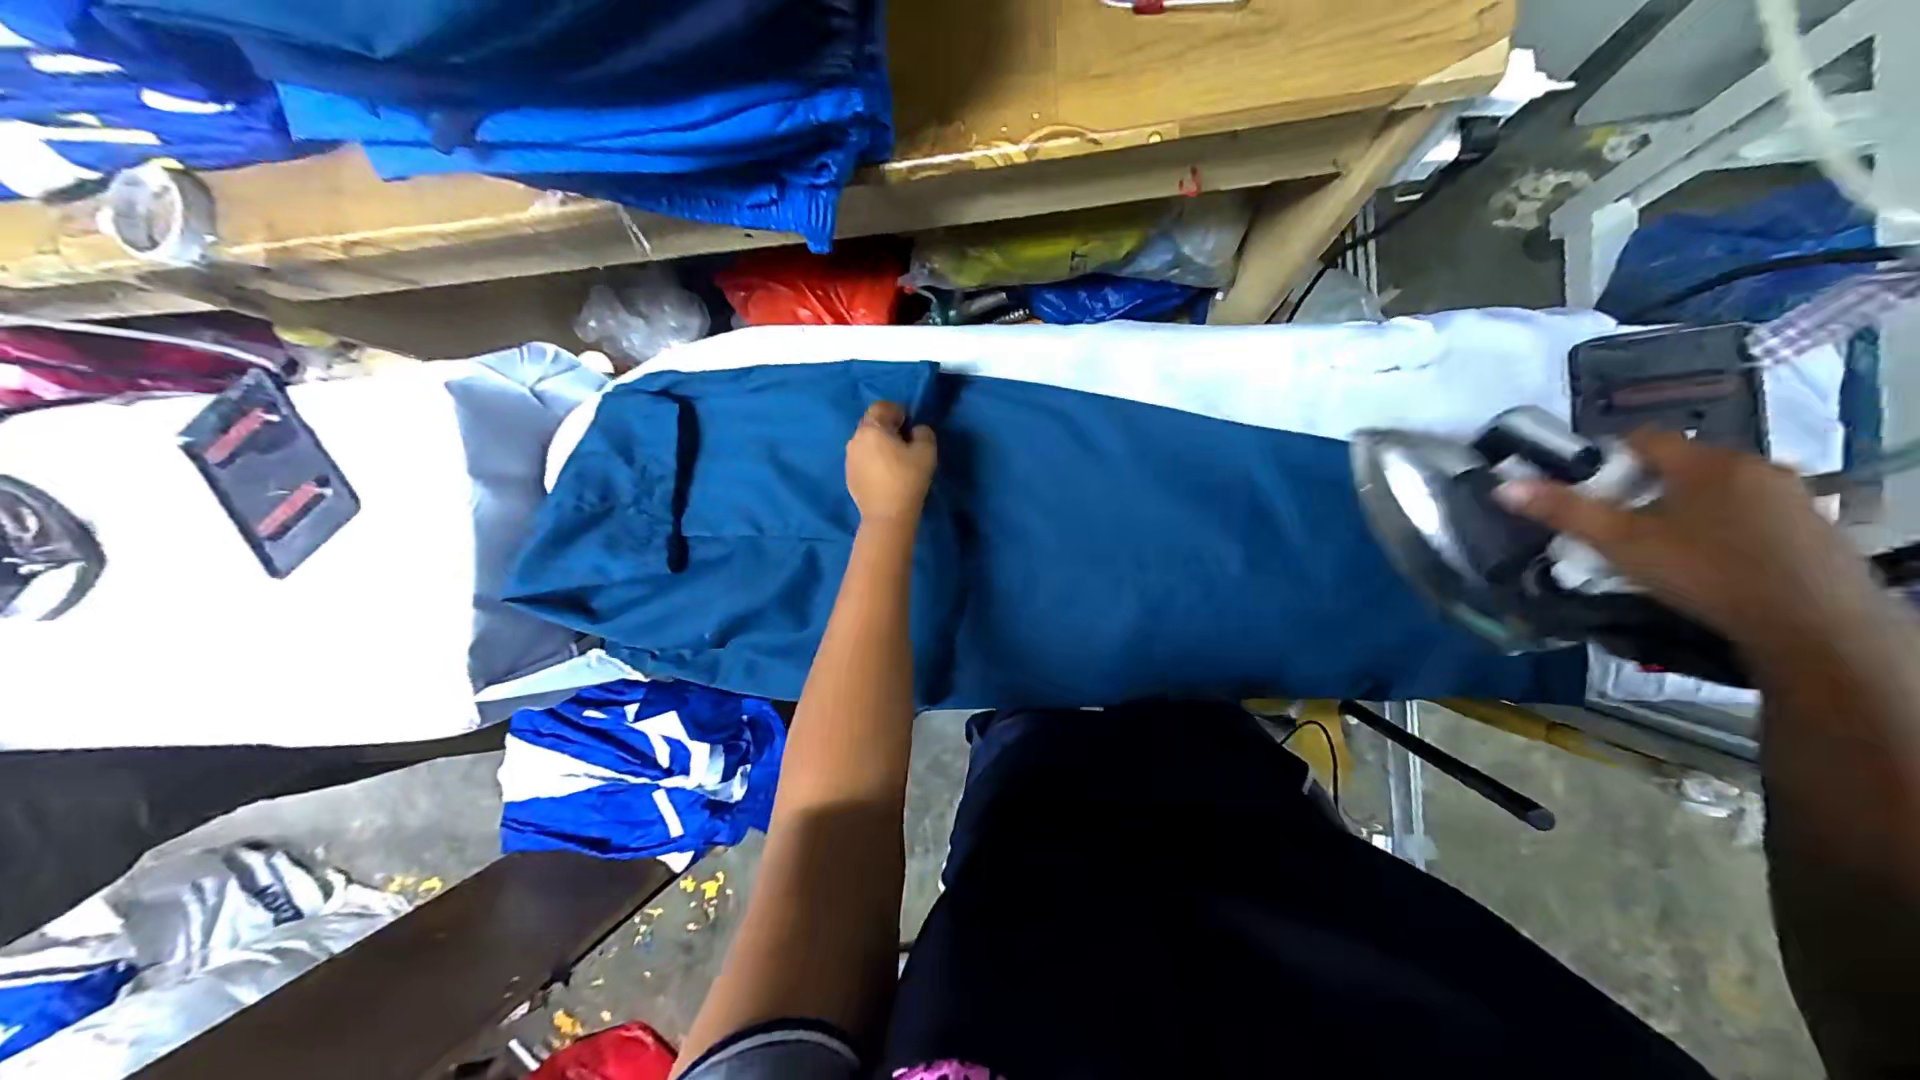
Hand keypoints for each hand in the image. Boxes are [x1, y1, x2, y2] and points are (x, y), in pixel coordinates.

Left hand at [845, 401, 935, 524]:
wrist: (887, 516)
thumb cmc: (907, 480)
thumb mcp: (926, 452)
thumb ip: (923, 432)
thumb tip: (915, 431)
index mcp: (871, 429)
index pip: (882, 407)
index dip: (897, 411)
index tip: (909, 425)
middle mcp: (855, 440)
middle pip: (871, 424)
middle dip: (888, 427)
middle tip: (905, 442)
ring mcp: (849, 459)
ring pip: (866, 442)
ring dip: (879, 444)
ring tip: (895, 460)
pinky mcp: (849, 476)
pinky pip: (862, 459)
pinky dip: (873, 460)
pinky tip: (885, 475)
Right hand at [1495, 431, 1883, 654]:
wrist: (1814, 625)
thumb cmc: (1705, 572)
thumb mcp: (1621, 543)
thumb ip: (1564, 511)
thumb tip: (1502, 486)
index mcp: (1707, 462)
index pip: (1645, 438)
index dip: (1608, 455)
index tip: (1586, 486)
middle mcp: (1756, 466)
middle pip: (1683, 463)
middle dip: (1646, 485)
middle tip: (1617, 521)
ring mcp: (1794, 495)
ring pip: (1719, 488)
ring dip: (1687, 505)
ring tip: (1660, 542)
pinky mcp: (1816, 526)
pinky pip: (1753, 511)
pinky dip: (1724, 524)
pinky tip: (1711, 558)